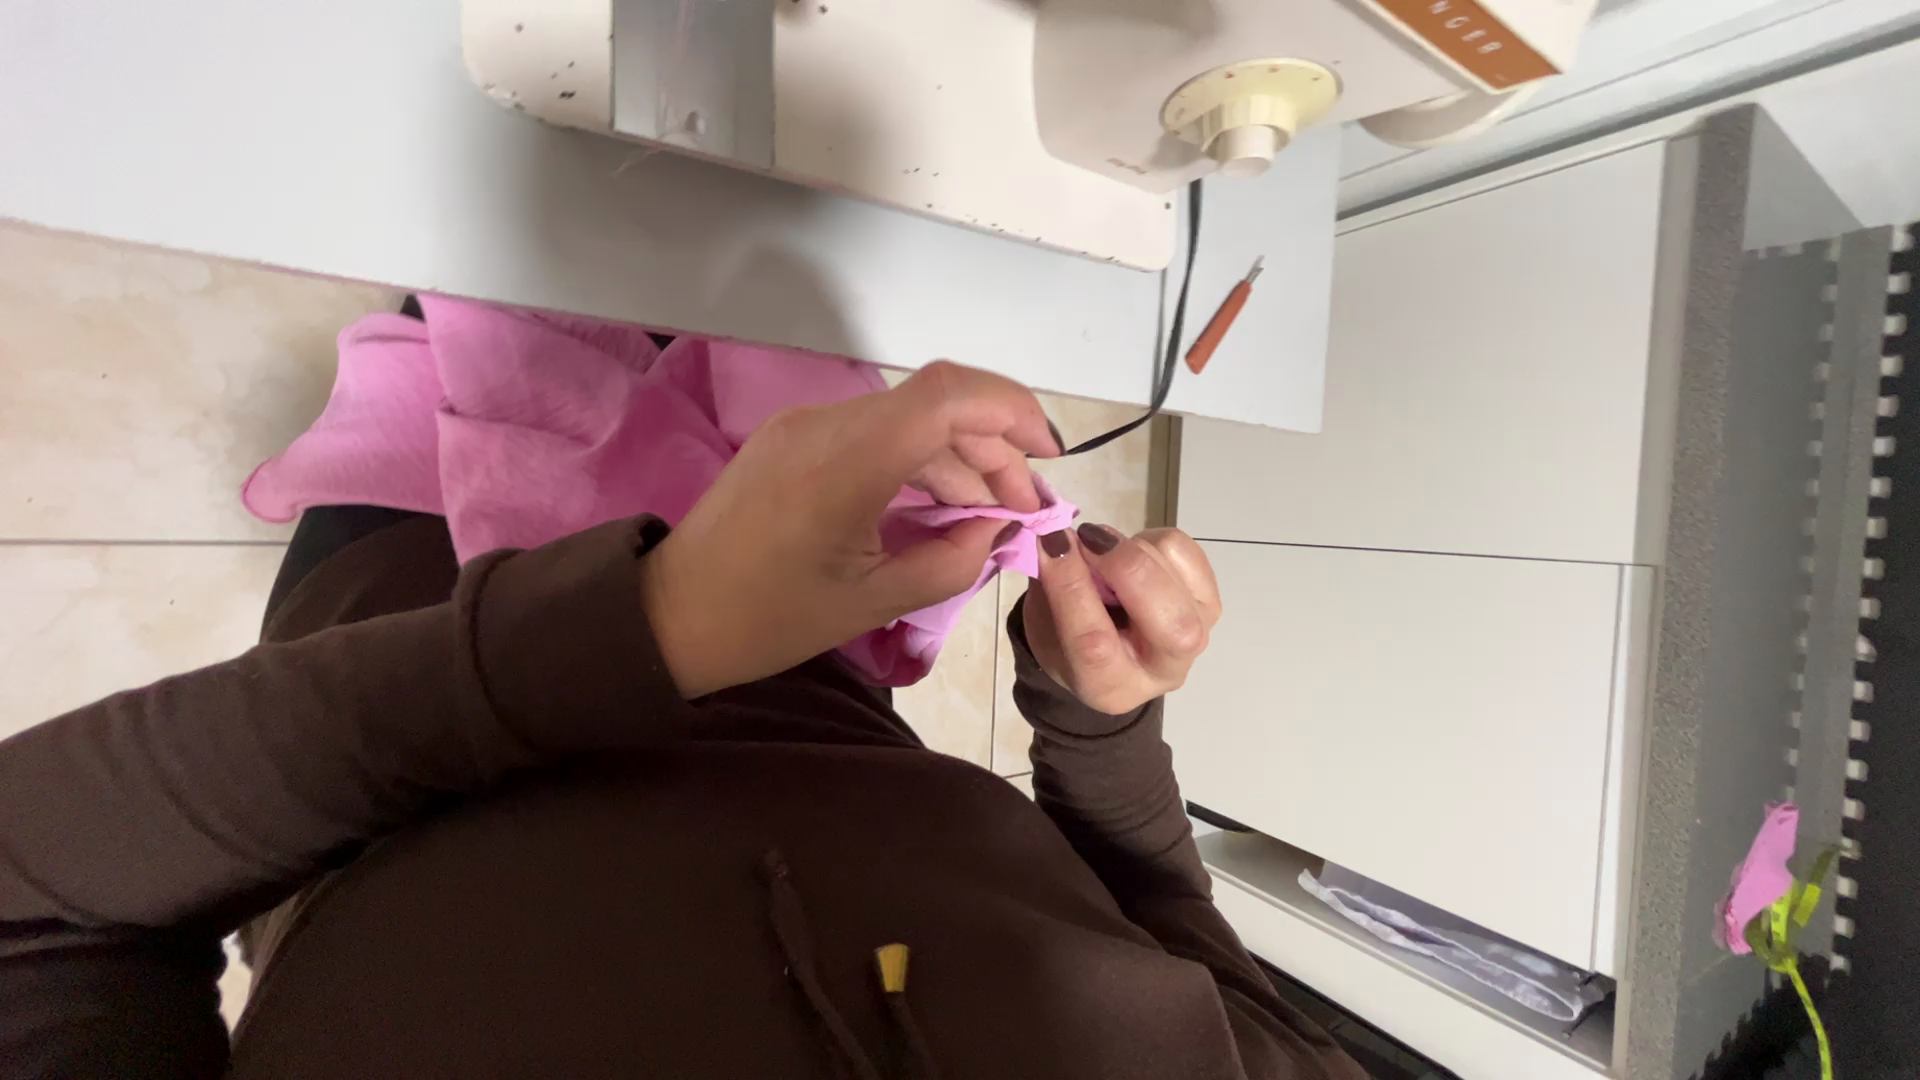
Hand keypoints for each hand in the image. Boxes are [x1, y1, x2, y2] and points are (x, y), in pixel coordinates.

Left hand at [639, 362, 1060, 697]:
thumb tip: (1000, 528)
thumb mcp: (872, 601)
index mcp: (846, 461)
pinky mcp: (796, 439)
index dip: (1012, 409)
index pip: (948, 394)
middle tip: (1022, 509)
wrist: (668, 616)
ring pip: (909, 420)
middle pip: (936, 406)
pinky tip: (938, 506)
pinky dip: (919, 464)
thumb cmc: (768, 620)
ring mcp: (807, 426)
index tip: (1049, 453)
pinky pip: (876, 435)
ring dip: (958, 460)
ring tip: (987, 516)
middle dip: (994, 451)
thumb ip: (952, 561)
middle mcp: (827, 423)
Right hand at [1023, 525, 1220, 714]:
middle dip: (1124, 566)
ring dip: (1130, 547)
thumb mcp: (1043, 622)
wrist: (1103, 649)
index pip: (1095, 642)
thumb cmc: (1062, 638)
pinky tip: (1126, 552)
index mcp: (1110, 688)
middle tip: (1085, 538)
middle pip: (1170, 623)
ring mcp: (1196, 632)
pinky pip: (1184, 551)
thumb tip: (1058, 536)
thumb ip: (1050, 587)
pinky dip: (1149, 539)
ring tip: (1098, 550)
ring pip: (1179, 579)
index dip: (1071, 585)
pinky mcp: (1206, 597)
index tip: (1051, 542)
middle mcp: (1164, 669)